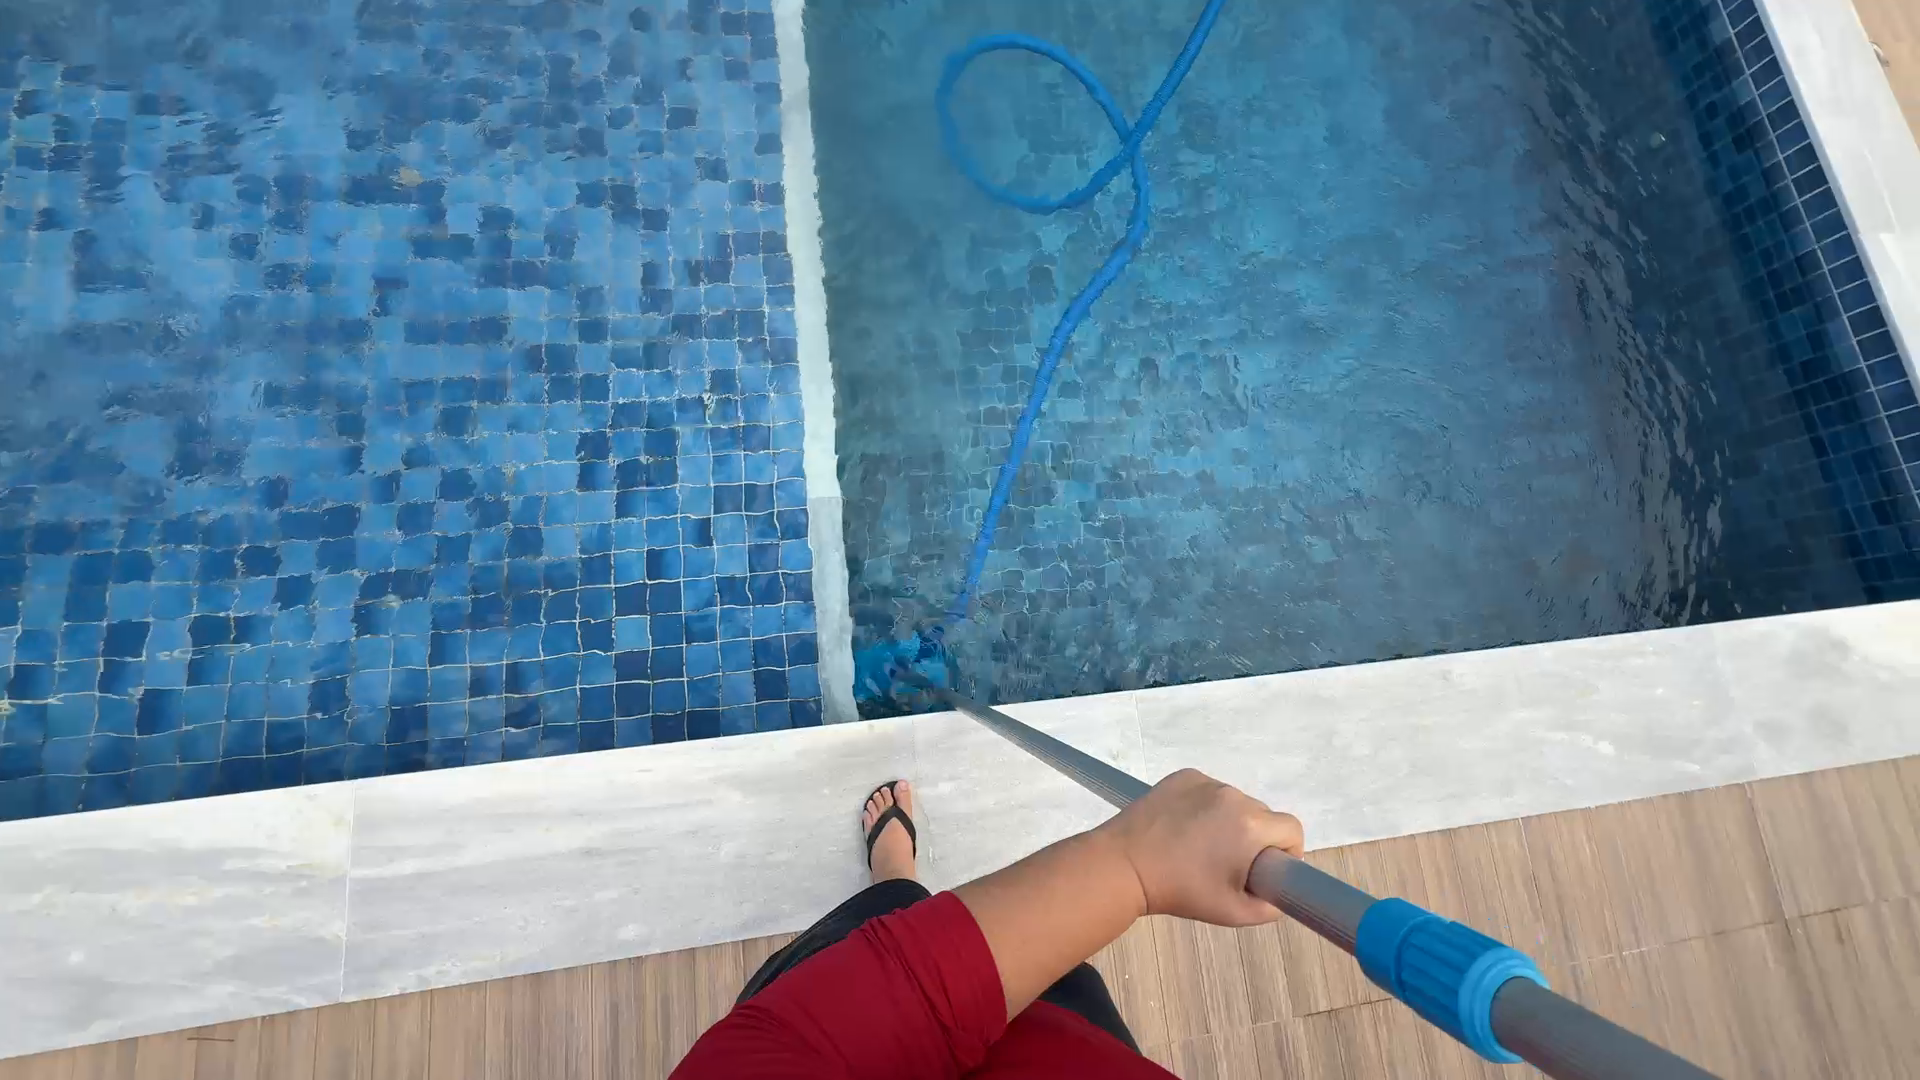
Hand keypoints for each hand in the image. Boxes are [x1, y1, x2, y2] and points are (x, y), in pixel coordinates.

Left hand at [1096, 768, 1304, 926]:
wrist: (1126, 864)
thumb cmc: (1181, 890)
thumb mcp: (1235, 912)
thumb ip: (1271, 905)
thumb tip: (1279, 890)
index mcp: (1250, 825)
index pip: (1292, 829)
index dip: (1285, 852)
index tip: (1262, 869)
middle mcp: (1231, 794)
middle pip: (1263, 814)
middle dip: (1255, 838)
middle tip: (1226, 862)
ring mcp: (1204, 780)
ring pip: (1235, 802)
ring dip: (1229, 820)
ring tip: (1199, 845)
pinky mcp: (1183, 775)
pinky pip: (1209, 790)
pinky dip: (1205, 806)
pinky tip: (1184, 826)